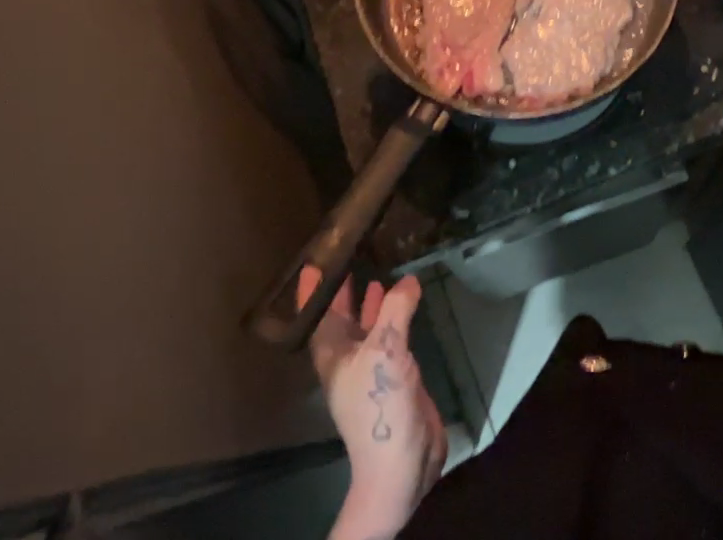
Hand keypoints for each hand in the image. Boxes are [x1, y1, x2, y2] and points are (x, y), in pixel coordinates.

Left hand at [298, 268, 445, 536]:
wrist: (400, 462)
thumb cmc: (379, 403)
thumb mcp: (385, 349)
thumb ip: (396, 310)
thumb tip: (407, 279)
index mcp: (331, 354)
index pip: (317, 313)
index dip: (315, 289)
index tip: (315, 262)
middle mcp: (346, 360)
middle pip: (340, 320)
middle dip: (344, 294)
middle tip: (352, 260)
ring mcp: (369, 372)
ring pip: (365, 330)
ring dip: (370, 307)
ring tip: (379, 276)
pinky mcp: (392, 380)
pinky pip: (388, 341)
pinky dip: (393, 321)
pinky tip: (406, 308)